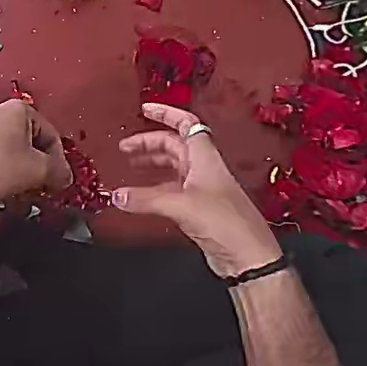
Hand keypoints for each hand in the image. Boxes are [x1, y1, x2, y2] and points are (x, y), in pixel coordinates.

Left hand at [0, 99, 71, 202]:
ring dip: (25, 173)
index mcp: (19, 109)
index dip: (59, 160)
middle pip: (34, 143)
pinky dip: (8, 174)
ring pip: (17, 153)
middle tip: (45, 185)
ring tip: (25, 191)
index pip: (52, 135)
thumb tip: (65, 176)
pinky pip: (0, 159)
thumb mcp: (38, 170)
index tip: (60, 178)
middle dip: (41, 167)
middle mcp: (1, 114)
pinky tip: (7, 190)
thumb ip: (58, 171)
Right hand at [110, 104, 282, 278]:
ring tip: (131, 165)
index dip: (166, 113)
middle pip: (174, 145)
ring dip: (152, 163)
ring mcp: (202, 188)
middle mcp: (204, 169)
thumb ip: (145, 199)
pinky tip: (141, 196)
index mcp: (205, 158)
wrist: (248, 256)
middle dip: (149, 142)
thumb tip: (118, 195)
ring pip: (173, 167)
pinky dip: (154, 189)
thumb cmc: (226, 223)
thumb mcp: (181, 205)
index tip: (145, 109)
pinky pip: (172, 190)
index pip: (185, 124)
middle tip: (126, 147)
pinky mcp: (199, 208)